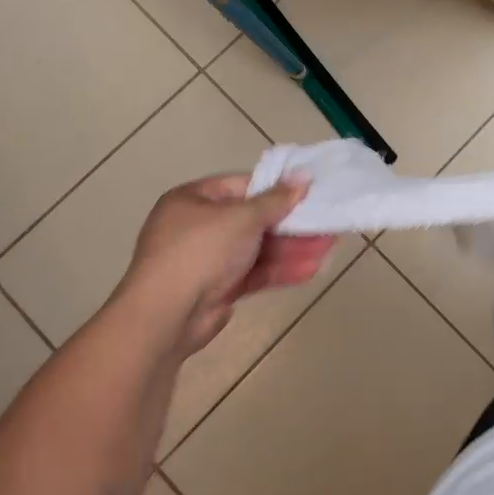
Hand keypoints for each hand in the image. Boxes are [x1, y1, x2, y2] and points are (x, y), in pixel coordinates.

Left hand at [117, 174, 338, 356]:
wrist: (165, 318)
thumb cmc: (201, 251)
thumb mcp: (244, 217)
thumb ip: (277, 199)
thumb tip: (303, 177)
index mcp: (192, 201)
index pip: (242, 186)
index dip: (276, 189)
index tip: (308, 193)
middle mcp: (196, 227)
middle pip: (254, 220)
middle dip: (292, 224)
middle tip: (325, 222)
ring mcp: (205, 260)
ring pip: (258, 248)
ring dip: (292, 248)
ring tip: (328, 247)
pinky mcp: (216, 288)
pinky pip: (253, 273)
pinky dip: (280, 270)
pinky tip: (310, 270)